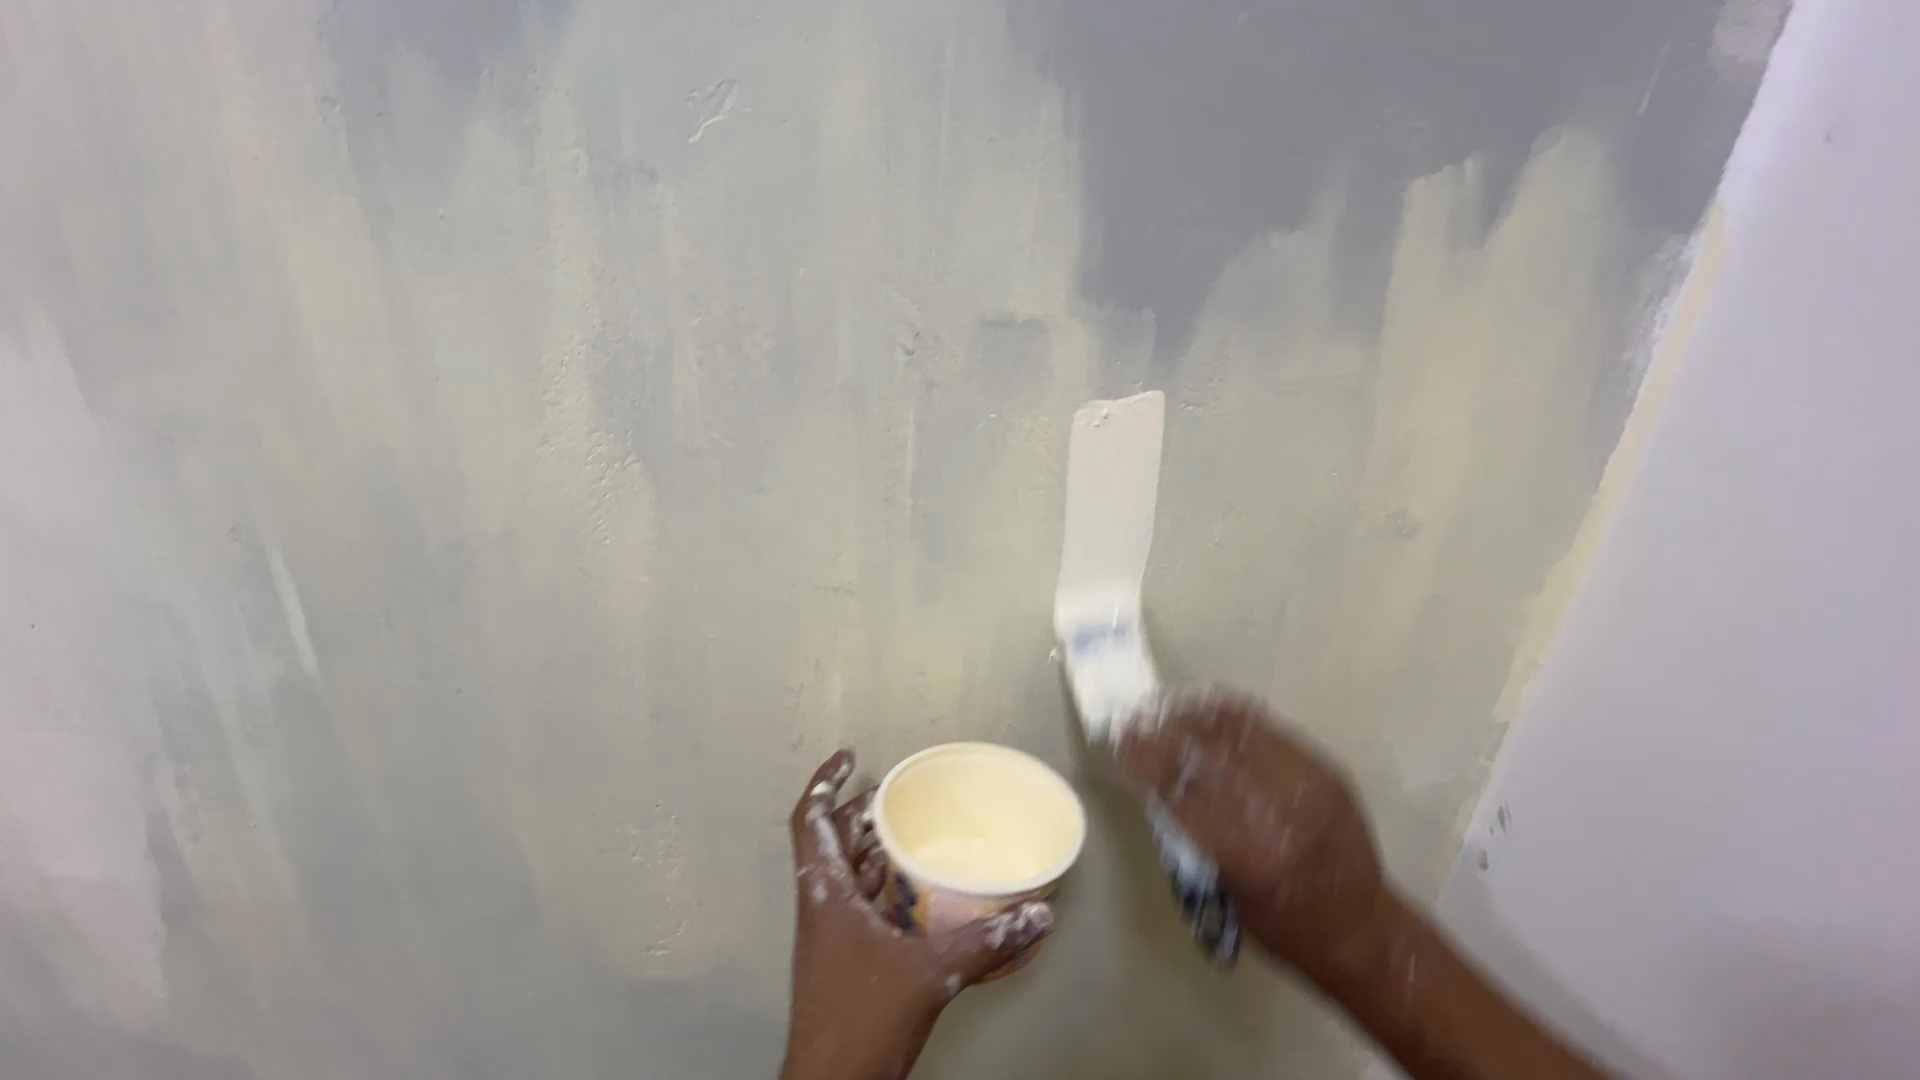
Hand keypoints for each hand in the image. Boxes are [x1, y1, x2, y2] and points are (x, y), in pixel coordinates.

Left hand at [781, 750, 1053, 1079]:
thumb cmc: (864, 1018)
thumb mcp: (931, 974)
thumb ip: (986, 942)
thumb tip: (1037, 914)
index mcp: (825, 895)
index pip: (811, 821)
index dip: (825, 782)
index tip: (849, 756)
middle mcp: (822, 906)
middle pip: (833, 840)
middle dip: (860, 810)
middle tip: (894, 791)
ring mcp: (831, 933)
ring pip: (847, 871)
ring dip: (872, 845)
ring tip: (907, 826)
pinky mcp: (845, 956)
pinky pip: (861, 900)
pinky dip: (883, 882)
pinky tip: (915, 885)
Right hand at [1115, 689, 1387, 978]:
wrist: (1363, 928)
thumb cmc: (1282, 924)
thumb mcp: (1225, 890)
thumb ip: (1194, 831)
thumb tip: (1158, 777)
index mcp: (1249, 855)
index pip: (1181, 791)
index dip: (1145, 760)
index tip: (1120, 740)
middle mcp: (1280, 812)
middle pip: (1207, 752)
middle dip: (1164, 729)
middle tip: (1137, 717)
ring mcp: (1308, 783)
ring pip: (1239, 729)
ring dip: (1194, 714)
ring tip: (1167, 707)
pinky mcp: (1324, 768)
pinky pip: (1268, 728)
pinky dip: (1230, 717)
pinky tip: (1206, 712)